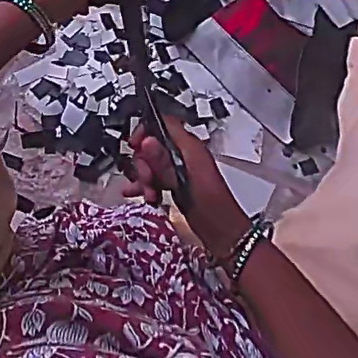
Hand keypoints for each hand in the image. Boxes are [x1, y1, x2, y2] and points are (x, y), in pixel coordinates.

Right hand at [124, 116, 252, 258]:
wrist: (224, 235)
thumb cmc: (212, 209)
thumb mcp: (182, 183)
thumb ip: (163, 162)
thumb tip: (147, 141)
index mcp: (190, 147)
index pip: (163, 122)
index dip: (145, 129)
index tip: (134, 144)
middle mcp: (185, 154)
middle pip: (153, 144)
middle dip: (143, 161)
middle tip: (145, 178)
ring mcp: (180, 168)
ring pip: (152, 162)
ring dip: (144, 176)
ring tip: (146, 192)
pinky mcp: (177, 182)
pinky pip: (156, 176)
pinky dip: (147, 185)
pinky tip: (144, 194)